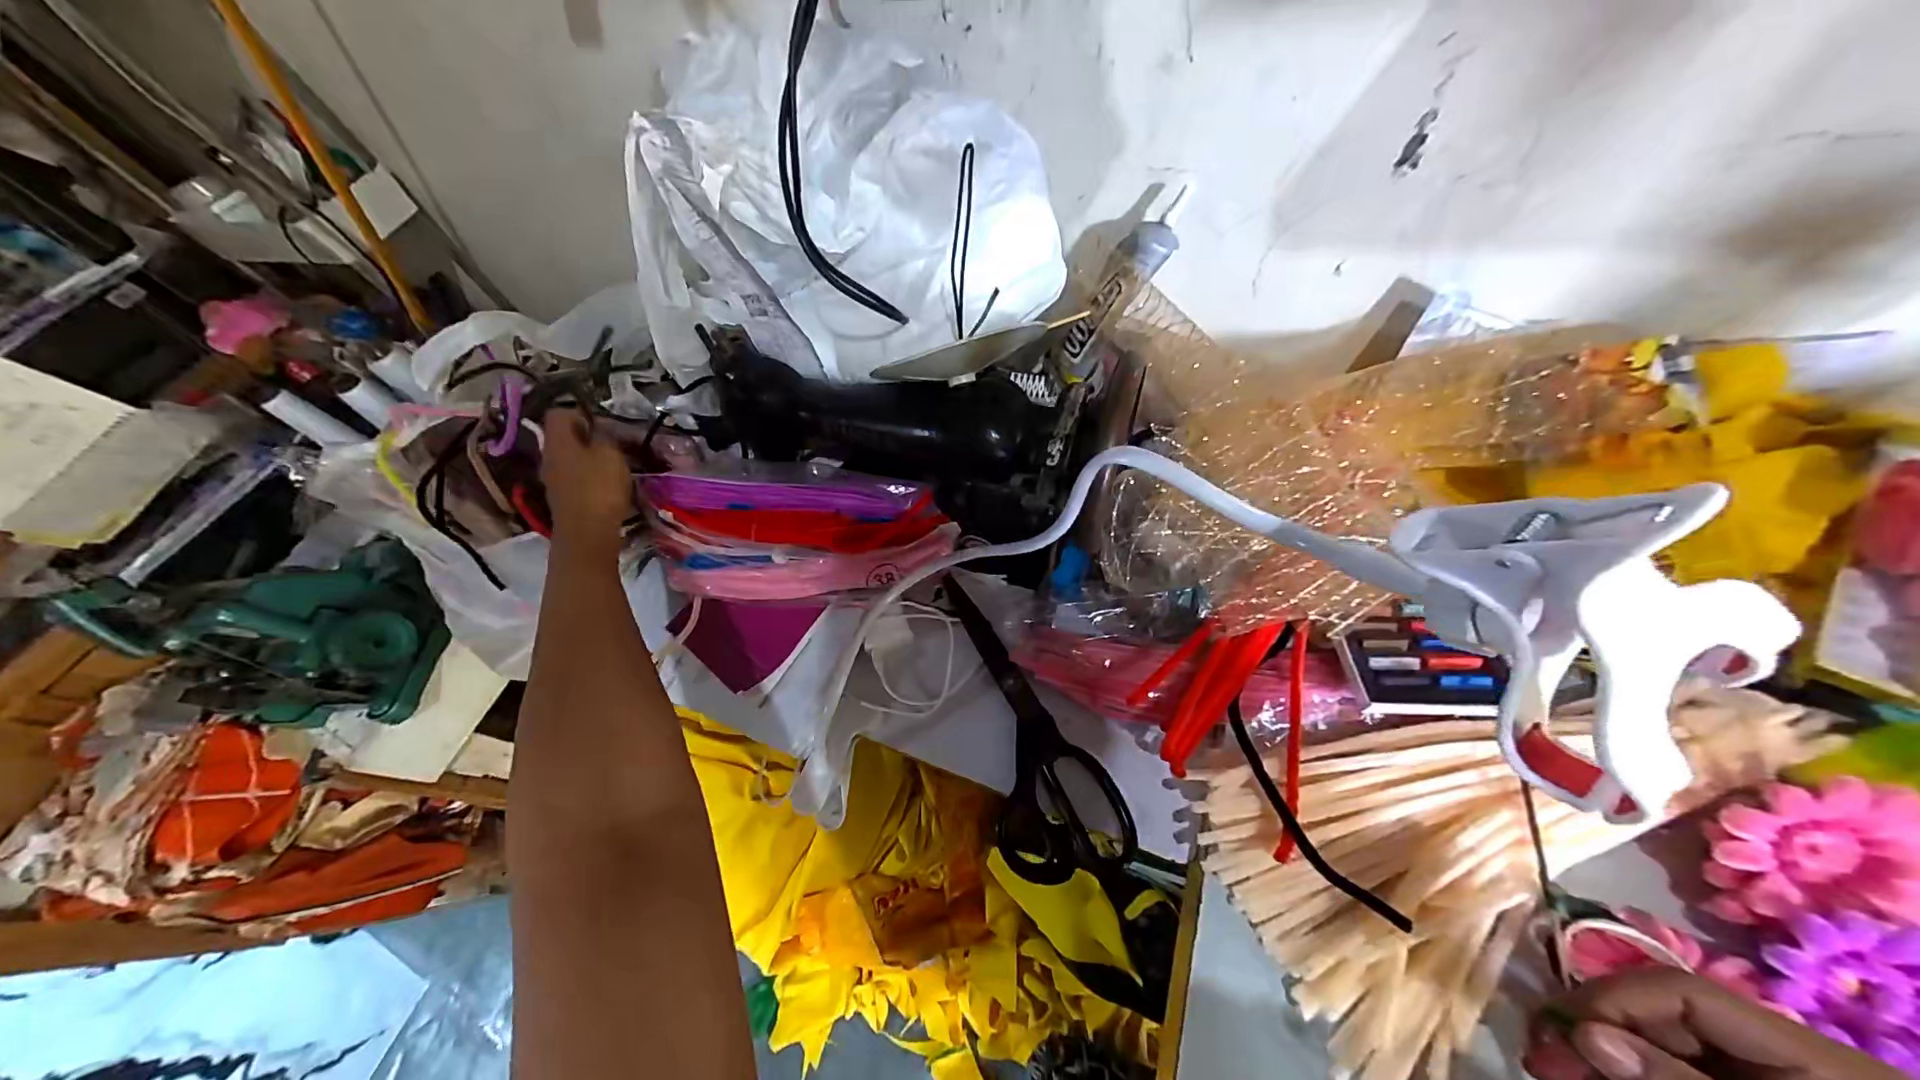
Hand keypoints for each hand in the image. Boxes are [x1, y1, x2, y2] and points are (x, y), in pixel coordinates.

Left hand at [539, 408, 635, 541]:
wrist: (587, 534)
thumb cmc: (599, 488)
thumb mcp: (610, 453)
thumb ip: (605, 435)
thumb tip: (599, 428)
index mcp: (557, 441)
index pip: (559, 413)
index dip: (581, 412)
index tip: (604, 423)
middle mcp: (549, 457)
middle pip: (565, 437)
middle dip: (588, 437)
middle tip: (615, 443)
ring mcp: (554, 480)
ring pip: (571, 458)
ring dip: (591, 458)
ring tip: (616, 465)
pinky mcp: (564, 499)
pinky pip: (576, 478)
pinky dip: (591, 477)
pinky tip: (609, 485)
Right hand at [1525, 969, 1904, 1079]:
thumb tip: (1585, 1034)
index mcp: (1800, 1051)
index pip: (1678, 990)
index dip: (1611, 999)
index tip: (1561, 1032)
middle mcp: (1775, 1057)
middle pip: (1660, 1018)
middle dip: (1595, 1032)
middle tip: (1540, 1058)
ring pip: (1657, 1050)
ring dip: (1602, 1059)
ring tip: (1554, 1072)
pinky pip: (1674, 1075)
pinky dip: (1631, 1078)